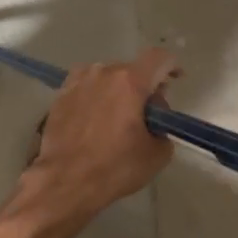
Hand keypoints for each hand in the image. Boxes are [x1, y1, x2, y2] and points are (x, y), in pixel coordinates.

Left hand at [30, 49, 180, 214]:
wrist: (65, 179)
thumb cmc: (115, 167)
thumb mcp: (157, 153)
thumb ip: (163, 127)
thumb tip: (153, 119)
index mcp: (130, 82)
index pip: (158, 58)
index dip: (172, 66)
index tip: (175, 80)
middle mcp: (103, 72)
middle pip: (132, 70)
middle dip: (143, 87)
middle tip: (146, 115)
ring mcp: (78, 80)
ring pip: (107, 77)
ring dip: (118, 91)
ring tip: (118, 119)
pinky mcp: (61, 93)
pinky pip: (87, 86)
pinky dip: (97, 96)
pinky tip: (96, 118)